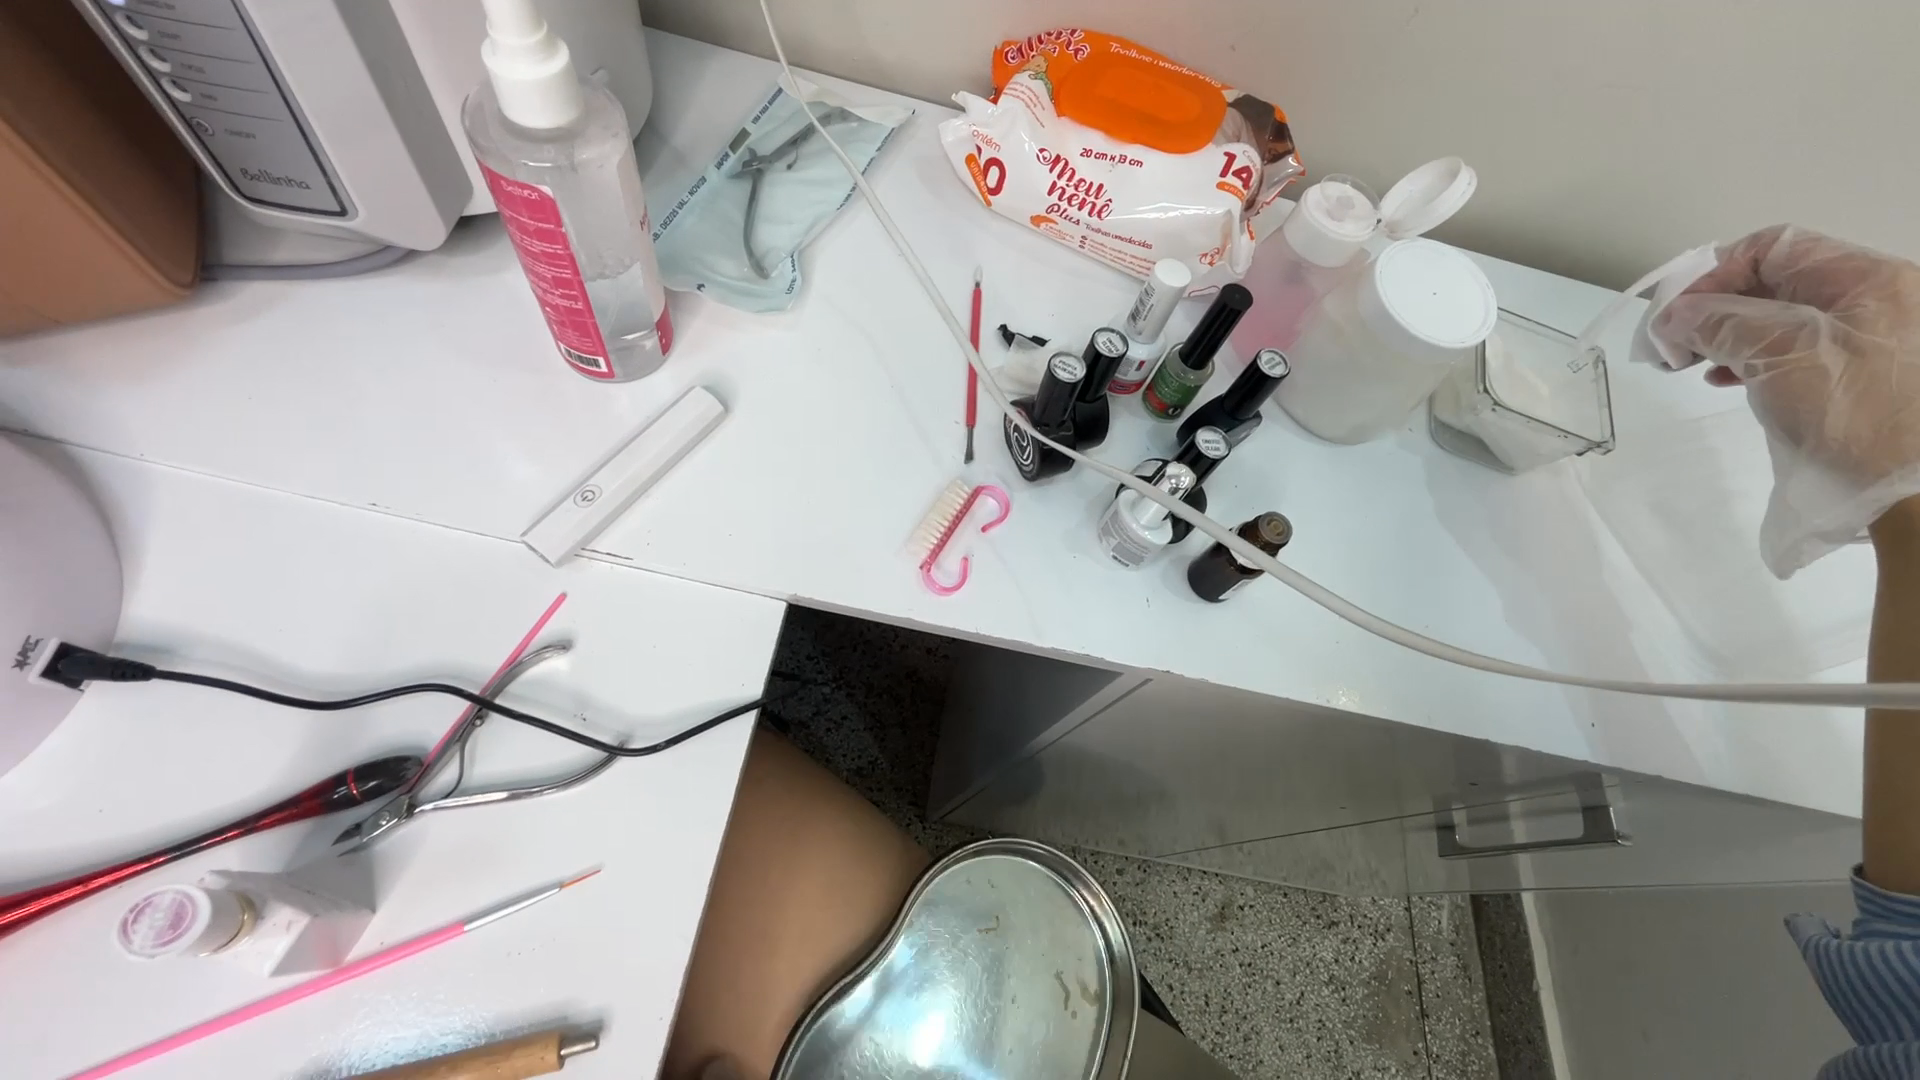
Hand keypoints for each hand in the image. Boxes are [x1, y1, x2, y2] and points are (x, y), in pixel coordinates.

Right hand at [1655, 225, 1919, 484]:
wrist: (1915, 486)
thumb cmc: (1856, 411)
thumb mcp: (1780, 354)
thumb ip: (1722, 322)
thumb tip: (1676, 315)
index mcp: (1867, 280)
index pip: (1773, 249)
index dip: (1712, 274)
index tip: (1670, 318)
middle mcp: (1874, 299)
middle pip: (1773, 282)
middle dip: (1711, 307)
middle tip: (1670, 346)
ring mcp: (1869, 337)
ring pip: (1777, 316)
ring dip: (1724, 335)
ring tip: (1690, 365)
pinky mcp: (1856, 374)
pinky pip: (1791, 348)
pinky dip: (1748, 357)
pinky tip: (1728, 379)